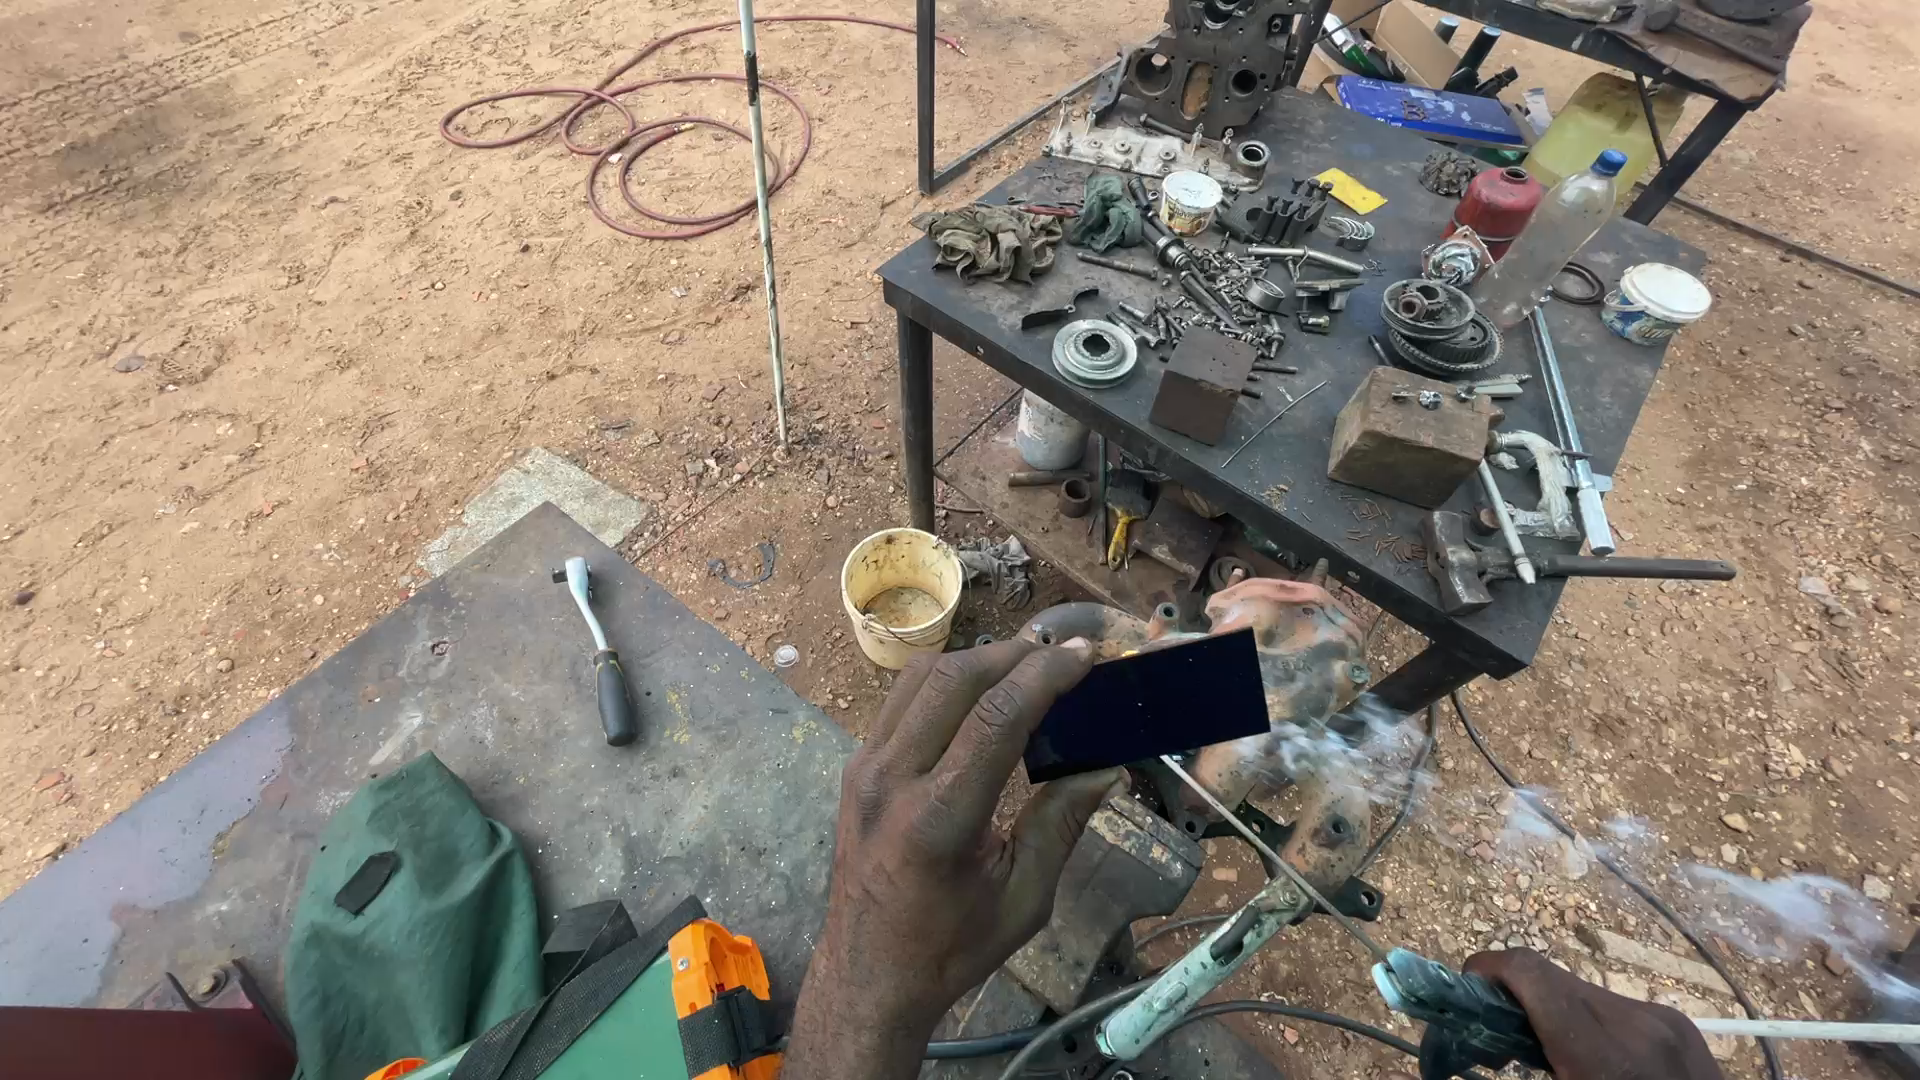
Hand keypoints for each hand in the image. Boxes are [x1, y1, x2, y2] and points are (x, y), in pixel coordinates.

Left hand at [782, 639, 1126, 1079]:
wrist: (867, 973)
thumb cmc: (953, 946)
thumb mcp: (1025, 897)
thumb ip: (1063, 821)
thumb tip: (1106, 764)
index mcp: (940, 819)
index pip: (996, 716)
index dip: (1045, 675)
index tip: (1083, 655)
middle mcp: (893, 778)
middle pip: (954, 678)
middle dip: (1013, 653)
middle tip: (1058, 655)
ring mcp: (865, 765)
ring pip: (922, 675)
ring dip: (977, 659)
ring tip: (1022, 666)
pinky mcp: (856, 763)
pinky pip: (902, 697)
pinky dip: (946, 679)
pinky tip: (977, 692)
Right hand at [1464, 948, 1724, 1079]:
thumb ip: (1522, 1066)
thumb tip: (1468, 1046)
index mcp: (1605, 1057)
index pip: (1528, 971)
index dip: (1487, 968)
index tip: (1472, 995)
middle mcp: (1636, 1024)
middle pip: (1546, 975)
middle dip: (1515, 993)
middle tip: (1506, 1034)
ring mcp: (1664, 1021)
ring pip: (1577, 987)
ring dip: (1552, 1006)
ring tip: (1558, 1052)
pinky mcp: (1679, 1023)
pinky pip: (1610, 1002)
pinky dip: (1587, 1018)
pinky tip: (1598, 1056)